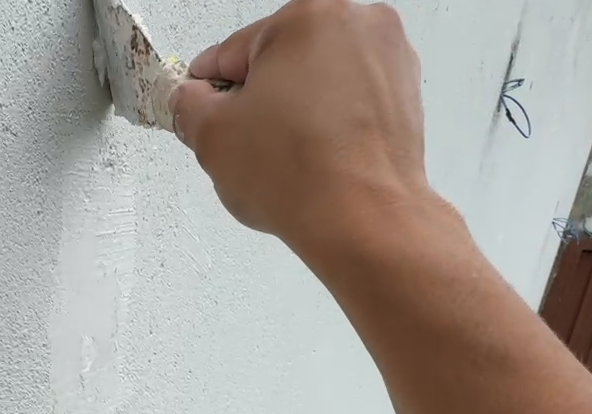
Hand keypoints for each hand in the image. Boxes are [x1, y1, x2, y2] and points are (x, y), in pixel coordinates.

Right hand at [170, 0, 436, 257]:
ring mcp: (386, 53)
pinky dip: (325, 126)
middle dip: (255, 103)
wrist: (358, 215)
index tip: (200, 116)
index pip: (230, 53)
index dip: (206, 91)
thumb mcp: (211, 137)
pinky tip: (312, 161)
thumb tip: (188, 98)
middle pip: (277, 63)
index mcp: (302, 17)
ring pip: (314, 82)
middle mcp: (353, 20)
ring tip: (282, 160)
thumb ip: (189, 106)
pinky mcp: (403, 90)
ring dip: (290, 114)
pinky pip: (346, 101)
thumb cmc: (292, 172)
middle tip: (243, 148)